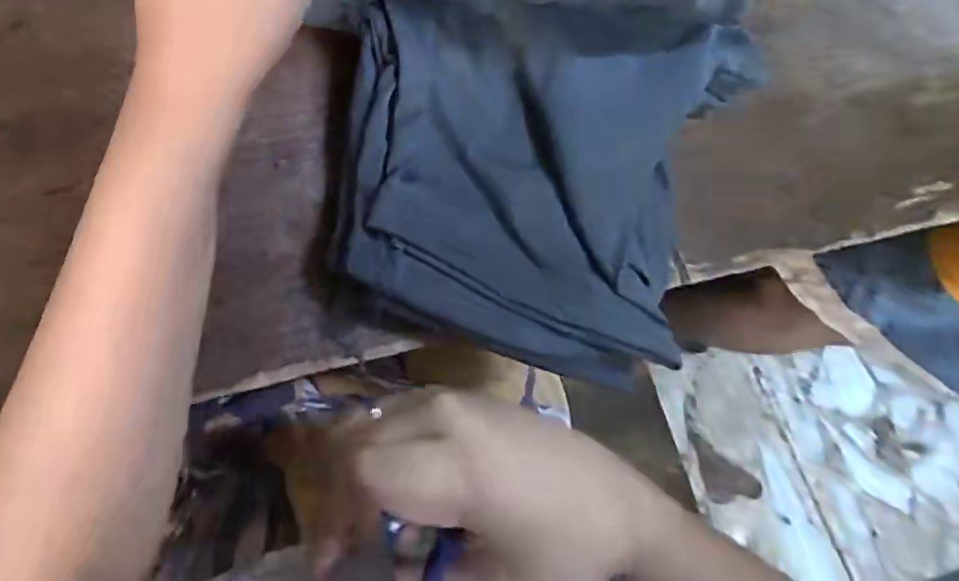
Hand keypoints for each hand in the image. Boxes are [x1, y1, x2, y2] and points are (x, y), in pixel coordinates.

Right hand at [310, 391, 688, 580]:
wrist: (619, 503)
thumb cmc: (564, 554)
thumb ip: (419, 571)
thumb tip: (371, 565)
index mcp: (456, 462)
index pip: (362, 471)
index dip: (338, 519)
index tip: (338, 563)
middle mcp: (442, 413)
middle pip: (357, 439)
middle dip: (338, 494)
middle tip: (342, 546)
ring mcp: (448, 396)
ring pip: (370, 419)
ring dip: (356, 468)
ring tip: (366, 519)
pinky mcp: (456, 395)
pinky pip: (394, 413)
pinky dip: (380, 449)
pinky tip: (399, 489)